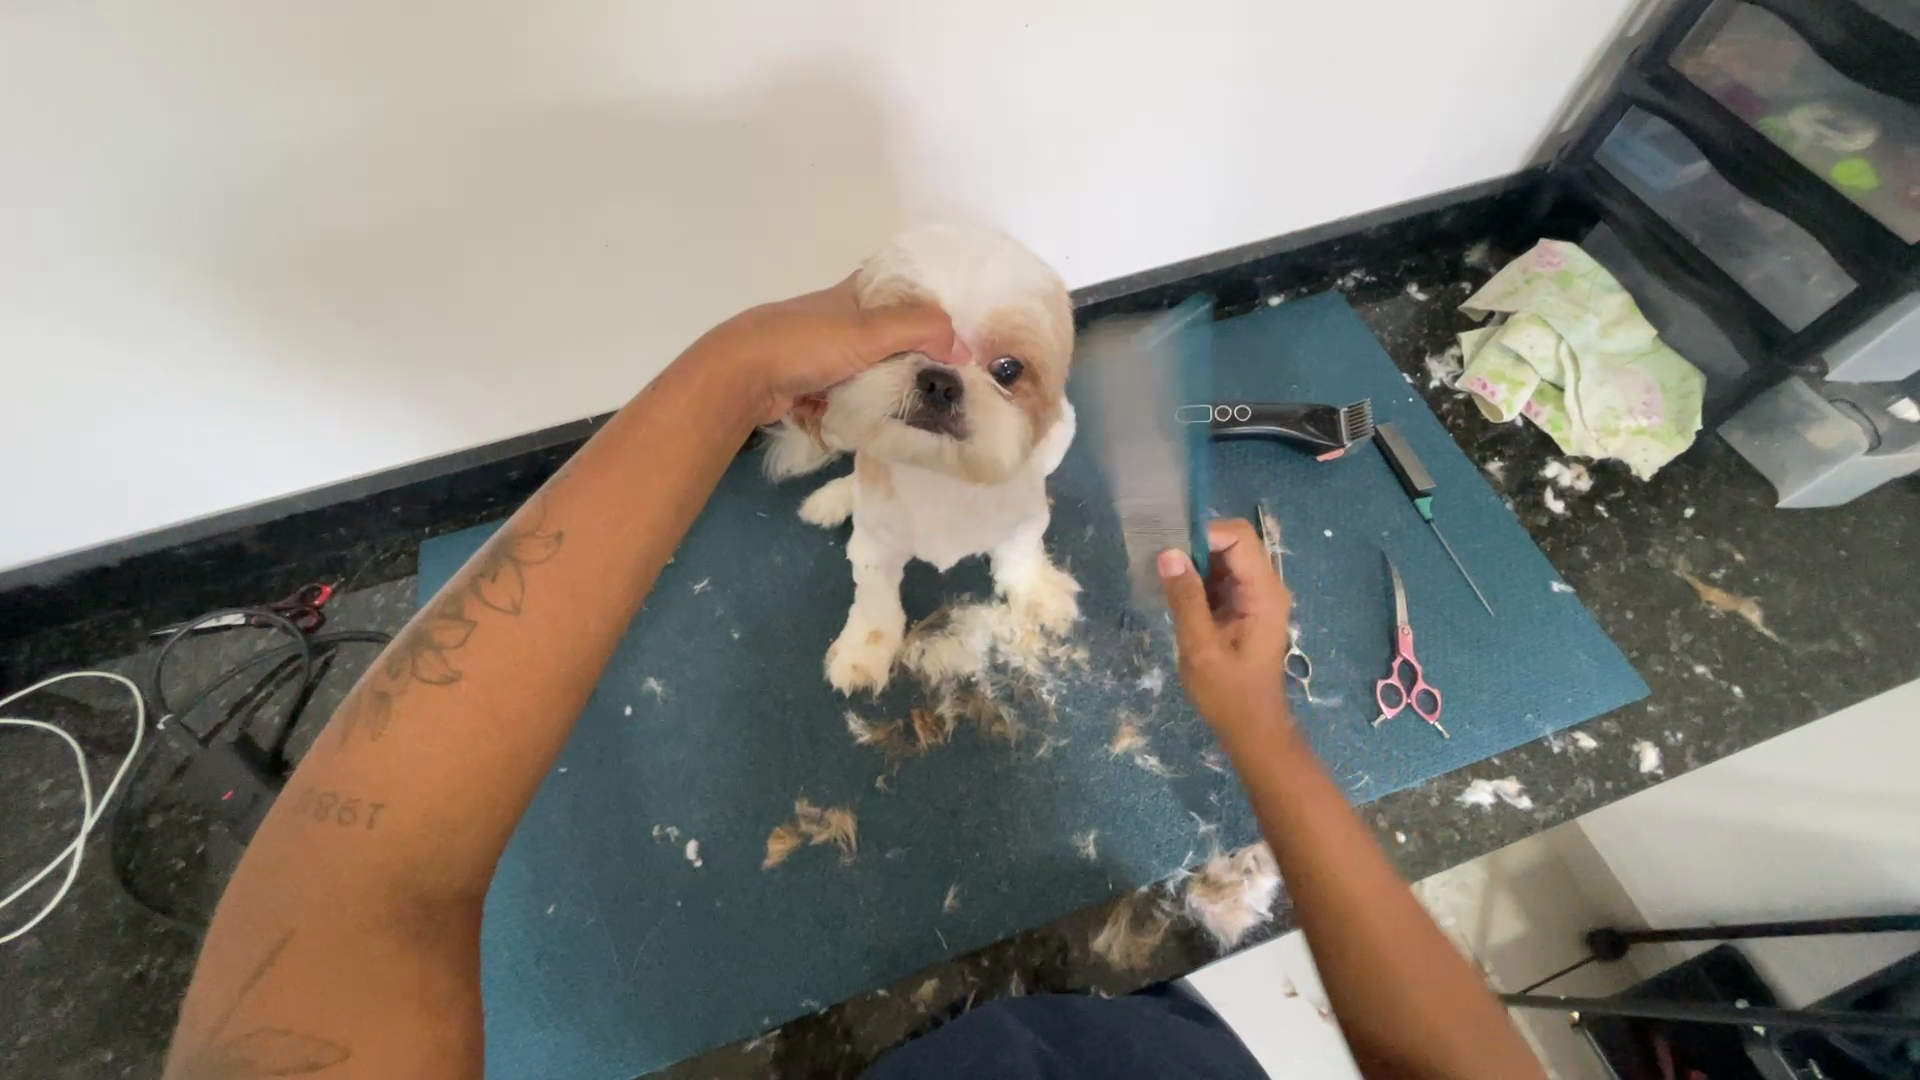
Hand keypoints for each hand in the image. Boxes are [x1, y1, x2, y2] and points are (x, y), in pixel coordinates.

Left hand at [689, 275, 968, 423]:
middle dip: (918, 358)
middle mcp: (842, 321)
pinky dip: (868, 407)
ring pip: (874, 371)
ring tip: (927, 407)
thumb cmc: (805, 344)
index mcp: (855, 294)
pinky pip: (853, 397)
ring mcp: (826, 356)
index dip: (931, 307)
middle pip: (893, 337)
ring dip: (894, 388)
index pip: (904, 291)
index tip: (960, 334)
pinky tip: (890, 421)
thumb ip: (920, 330)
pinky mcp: (814, 386)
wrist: (741, 377)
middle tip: (950, 382)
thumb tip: (961, 348)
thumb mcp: (869, 330)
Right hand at [1159, 519, 1293, 751]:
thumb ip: (1185, 599)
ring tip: (1161, 578)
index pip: (1238, 537)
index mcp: (1263, 593)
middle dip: (1194, 547)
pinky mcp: (1242, 606)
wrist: (1251, 728)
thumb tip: (1168, 554)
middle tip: (1159, 563)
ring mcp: (1254, 596)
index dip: (1203, 534)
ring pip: (1222, 558)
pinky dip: (1195, 579)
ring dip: (1192, 563)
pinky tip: (1173, 594)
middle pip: (1232, 543)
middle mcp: (1265, 587)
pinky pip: (1219, 577)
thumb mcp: (1200, 647)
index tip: (1169, 549)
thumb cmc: (1228, 693)